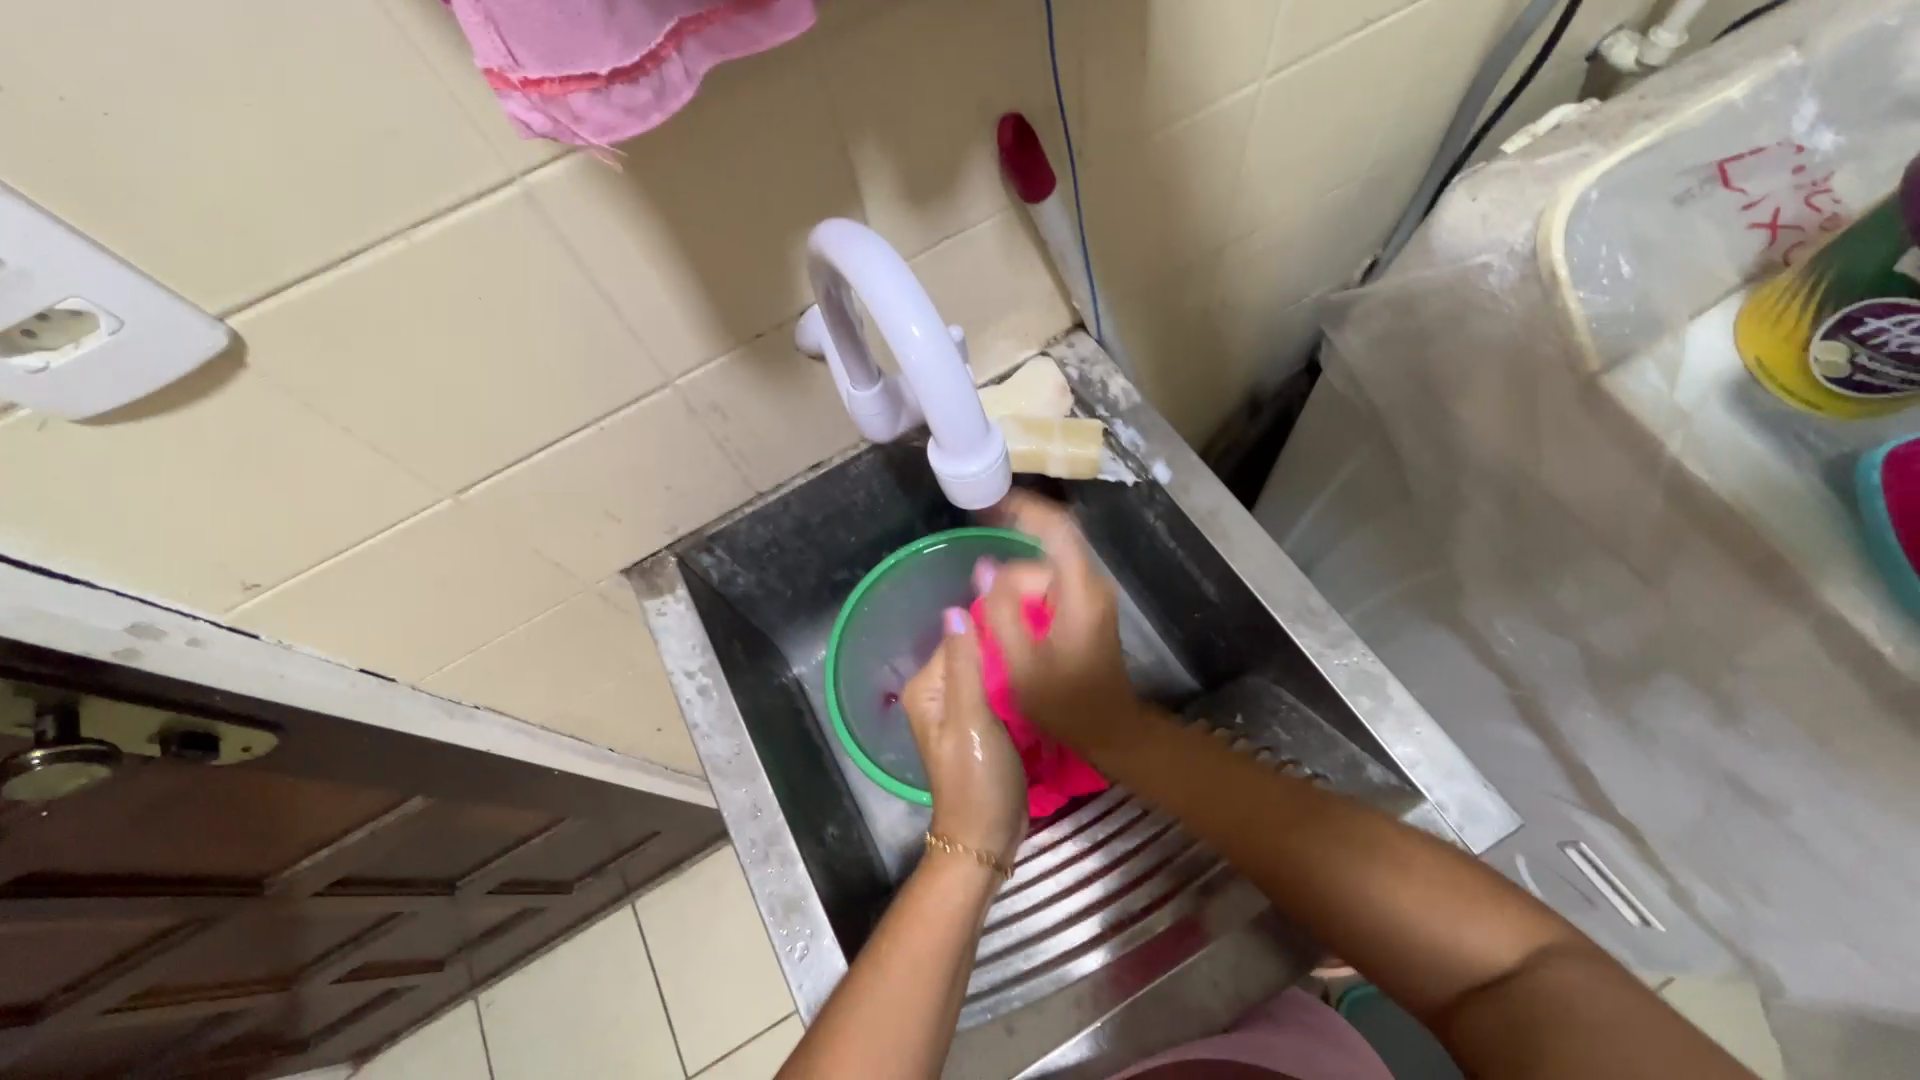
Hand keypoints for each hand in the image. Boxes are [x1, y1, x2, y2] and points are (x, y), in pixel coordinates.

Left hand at [901, 608, 1028, 863]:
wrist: (987, 836)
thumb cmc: (977, 778)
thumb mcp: (971, 716)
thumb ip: (965, 664)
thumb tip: (956, 609)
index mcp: (928, 687)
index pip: (961, 636)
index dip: (992, 624)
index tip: (1032, 612)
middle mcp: (940, 693)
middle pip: (976, 653)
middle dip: (1006, 645)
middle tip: (1048, 632)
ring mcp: (963, 709)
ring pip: (992, 672)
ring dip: (1015, 665)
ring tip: (1049, 651)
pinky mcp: (985, 724)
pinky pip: (1001, 692)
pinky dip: (1017, 686)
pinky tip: (1041, 679)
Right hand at [977, 492, 1141, 756]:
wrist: (1111, 731)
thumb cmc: (1066, 704)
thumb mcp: (1022, 664)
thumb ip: (1000, 612)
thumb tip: (984, 568)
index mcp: (1080, 592)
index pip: (1057, 529)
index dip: (1024, 508)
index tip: (989, 503)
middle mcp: (1092, 586)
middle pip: (1043, 557)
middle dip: (1008, 575)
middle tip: (980, 607)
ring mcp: (1092, 598)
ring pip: (1045, 574)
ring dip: (1014, 590)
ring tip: (989, 620)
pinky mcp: (1087, 611)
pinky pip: (1051, 588)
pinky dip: (1026, 597)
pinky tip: (1007, 623)